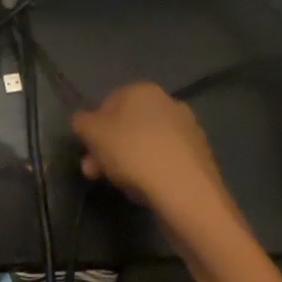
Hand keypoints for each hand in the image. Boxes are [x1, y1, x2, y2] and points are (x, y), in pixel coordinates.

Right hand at [71, 82, 248, 251]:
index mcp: (143, 90)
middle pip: (127, 125)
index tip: (87, 151)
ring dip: (127, 160)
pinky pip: (164, 159)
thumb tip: (83, 121)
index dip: (93, 128)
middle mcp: (168, 103)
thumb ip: (81, 122)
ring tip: (118, 184)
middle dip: (107, 148)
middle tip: (95, 172)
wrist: (186, 191)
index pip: (108, 103)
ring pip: (145, 143)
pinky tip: (144, 188)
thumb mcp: (92, 134)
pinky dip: (151, 169)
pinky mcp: (200, 155)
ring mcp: (188, 129)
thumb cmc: (133, 153)